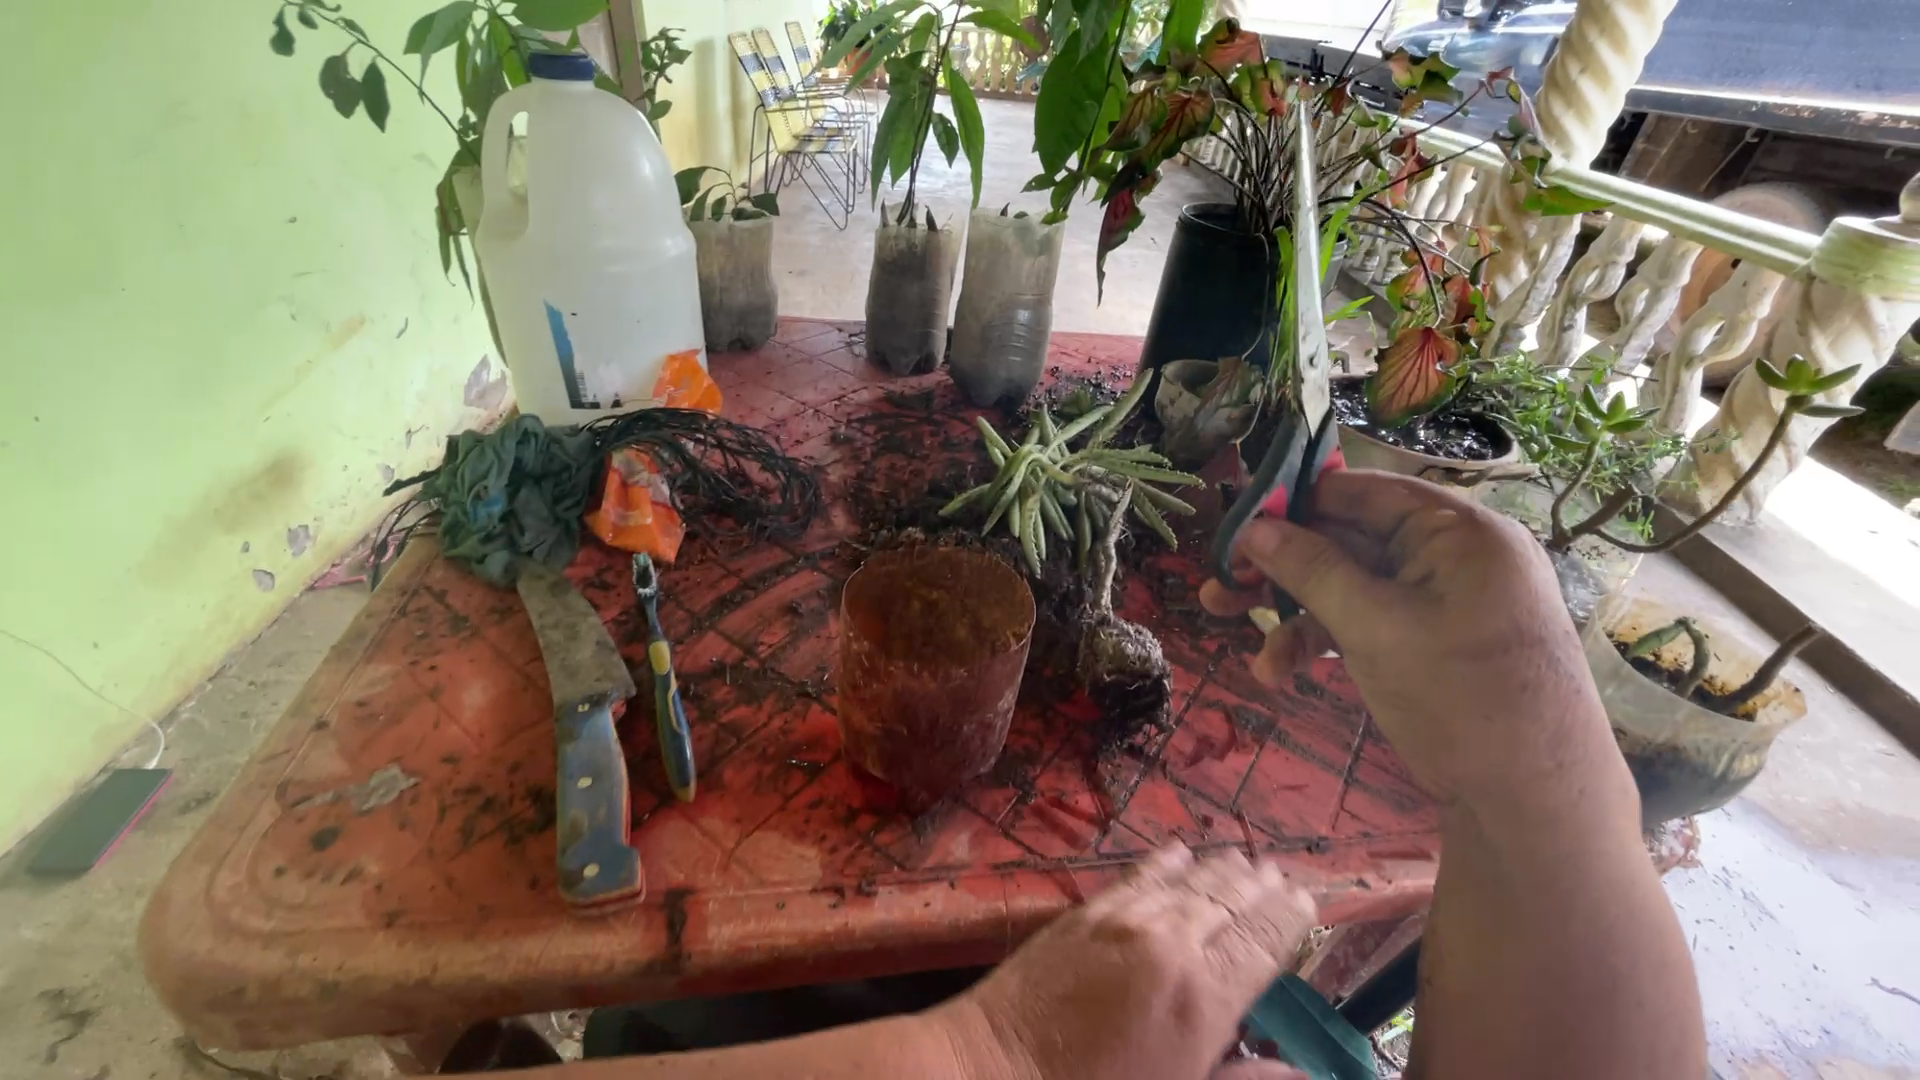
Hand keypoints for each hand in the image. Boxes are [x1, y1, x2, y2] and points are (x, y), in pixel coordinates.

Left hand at [937, 845, 1313, 1079]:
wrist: (999, 1068)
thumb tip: (1302, 1073)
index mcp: (1202, 998)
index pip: (1259, 943)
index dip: (1286, 917)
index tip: (1306, 898)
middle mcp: (1168, 944)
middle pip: (1225, 902)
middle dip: (1256, 886)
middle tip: (1278, 871)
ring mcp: (1122, 920)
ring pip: (1184, 882)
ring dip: (1216, 869)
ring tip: (1241, 858)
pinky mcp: (1085, 912)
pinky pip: (1135, 877)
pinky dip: (1162, 862)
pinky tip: (1177, 851)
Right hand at [1201, 469, 1613, 807]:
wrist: (1532, 803)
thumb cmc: (1459, 696)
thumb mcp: (1373, 625)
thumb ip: (1309, 568)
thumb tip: (1251, 527)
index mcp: (1455, 531)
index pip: (1360, 491)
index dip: (1292, 501)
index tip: (1233, 521)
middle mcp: (1447, 556)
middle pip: (1343, 539)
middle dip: (1276, 563)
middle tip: (1219, 578)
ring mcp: (1436, 601)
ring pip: (1343, 584)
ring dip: (1285, 608)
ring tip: (1221, 621)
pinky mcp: (1423, 640)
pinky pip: (1360, 621)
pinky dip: (1316, 640)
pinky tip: (1275, 672)